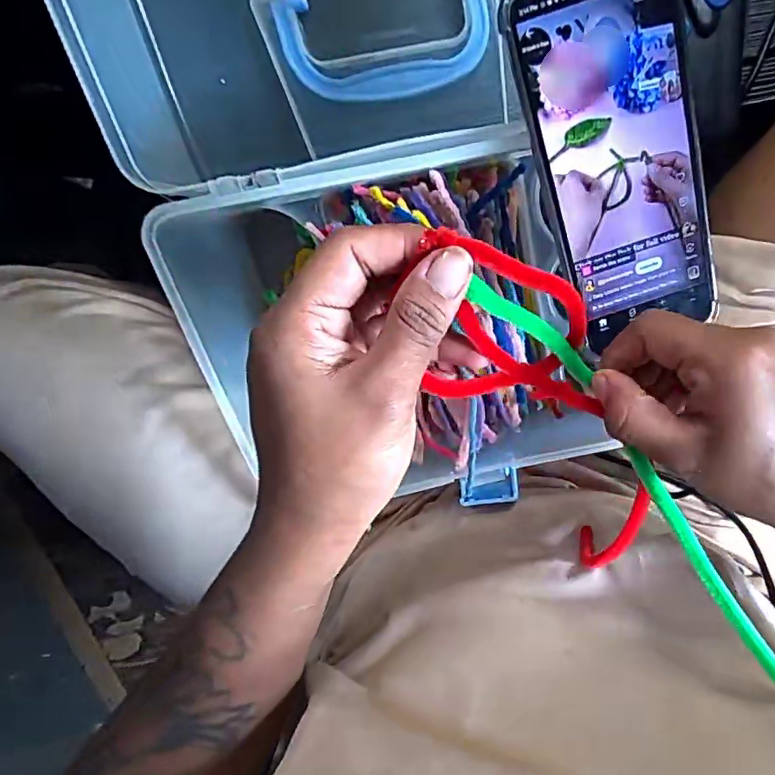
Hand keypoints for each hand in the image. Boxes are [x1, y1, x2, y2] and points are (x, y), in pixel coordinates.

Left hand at [247, 226, 478, 557]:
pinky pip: (380, 343)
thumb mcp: (387, 388)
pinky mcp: (338, 373)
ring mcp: (320, 351)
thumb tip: (454, 260)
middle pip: (366, 279)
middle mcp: (302, 325)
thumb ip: (419, 320)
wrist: (314, 529)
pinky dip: (416, 347)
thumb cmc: (343, 465)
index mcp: (296, 320)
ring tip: (478, 344)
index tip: (458, 256)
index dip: (404, 244)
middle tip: (476, 299)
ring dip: (428, 321)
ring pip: (378, 311)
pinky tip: (458, 362)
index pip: (348, 251)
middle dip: (424, 286)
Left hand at [555, 170, 607, 257]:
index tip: (596, 188)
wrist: (572, 237)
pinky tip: (574, 214)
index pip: (581, 174)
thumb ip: (599, 189)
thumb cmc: (582, 219)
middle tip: (587, 194)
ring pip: (562, 192)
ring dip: (570, 196)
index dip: (590, 181)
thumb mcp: (599, 200)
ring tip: (581, 205)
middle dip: (577, 186)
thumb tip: (598, 187)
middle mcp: (558, 186)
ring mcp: (552, 198)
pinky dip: (565, 206)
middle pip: (568, 181)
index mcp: (569, 179)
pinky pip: (559, 204)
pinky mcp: (549, 211)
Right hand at [591, 312, 774, 536]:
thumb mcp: (684, 453)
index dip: (617, 356)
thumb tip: (597, 382)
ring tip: (664, 425)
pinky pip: (714, 359)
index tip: (606, 396)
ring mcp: (764, 344)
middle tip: (633, 420)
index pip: (650, 327)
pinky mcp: (771, 358)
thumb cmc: (757, 479)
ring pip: (690, 350)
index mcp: (728, 353)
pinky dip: (691, 383)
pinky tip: (692, 418)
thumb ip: (631, 414)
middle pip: (670, 338)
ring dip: (664, 382)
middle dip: (641, 374)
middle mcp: (749, 334)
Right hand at [642, 151, 690, 207]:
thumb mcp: (676, 188)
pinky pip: (664, 194)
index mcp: (690, 169)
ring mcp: (682, 190)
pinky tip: (650, 197)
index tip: (648, 164)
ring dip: (653, 187)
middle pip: (667, 172)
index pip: (673, 158)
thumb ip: (662, 177)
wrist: (699, 223)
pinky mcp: (678, 201)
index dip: (660, 160)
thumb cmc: (695, 204)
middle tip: (646, 179)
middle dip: (654, 176)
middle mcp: (687, 178)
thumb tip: (651, 168)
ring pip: (664, 184)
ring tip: (646, 190)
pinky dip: (656, 195)